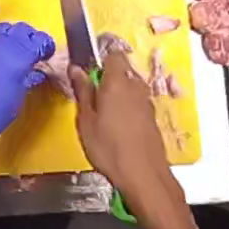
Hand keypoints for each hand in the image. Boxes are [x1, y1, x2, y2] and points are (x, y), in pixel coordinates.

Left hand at [0, 22, 55, 169]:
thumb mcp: (17, 99)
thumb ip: (28, 79)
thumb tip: (35, 71)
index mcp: (16, 58)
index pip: (38, 39)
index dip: (46, 45)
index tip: (47, 55)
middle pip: (20, 29)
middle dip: (31, 37)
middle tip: (34, 52)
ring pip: (3, 30)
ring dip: (14, 38)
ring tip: (17, 55)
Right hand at [72, 47, 178, 214]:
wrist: (143, 174)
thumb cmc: (108, 147)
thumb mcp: (86, 120)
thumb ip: (83, 91)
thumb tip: (76, 68)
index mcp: (117, 82)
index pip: (113, 54)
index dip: (99, 60)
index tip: (86, 75)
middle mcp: (136, 86)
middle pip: (121, 72)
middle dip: (106, 81)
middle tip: (89, 101)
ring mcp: (147, 102)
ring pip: (129, 89)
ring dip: (116, 96)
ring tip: (101, 118)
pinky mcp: (152, 117)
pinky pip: (135, 104)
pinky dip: (125, 109)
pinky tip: (116, 129)